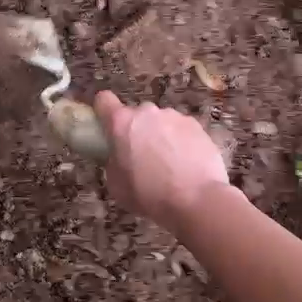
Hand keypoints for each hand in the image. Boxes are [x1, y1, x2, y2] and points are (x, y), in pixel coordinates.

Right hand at [94, 91, 232, 229]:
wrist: (198, 201)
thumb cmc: (150, 195)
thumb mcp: (116, 186)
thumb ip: (113, 163)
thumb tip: (118, 158)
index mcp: (122, 122)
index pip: (103, 100)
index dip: (103, 112)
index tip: (108, 128)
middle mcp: (146, 112)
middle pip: (135, 114)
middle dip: (137, 130)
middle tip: (142, 157)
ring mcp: (173, 116)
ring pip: (160, 122)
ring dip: (160, 135)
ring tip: (170, 164)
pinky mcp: (196, 126)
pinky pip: (181, 130)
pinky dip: (181, 142)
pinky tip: (188, 165)